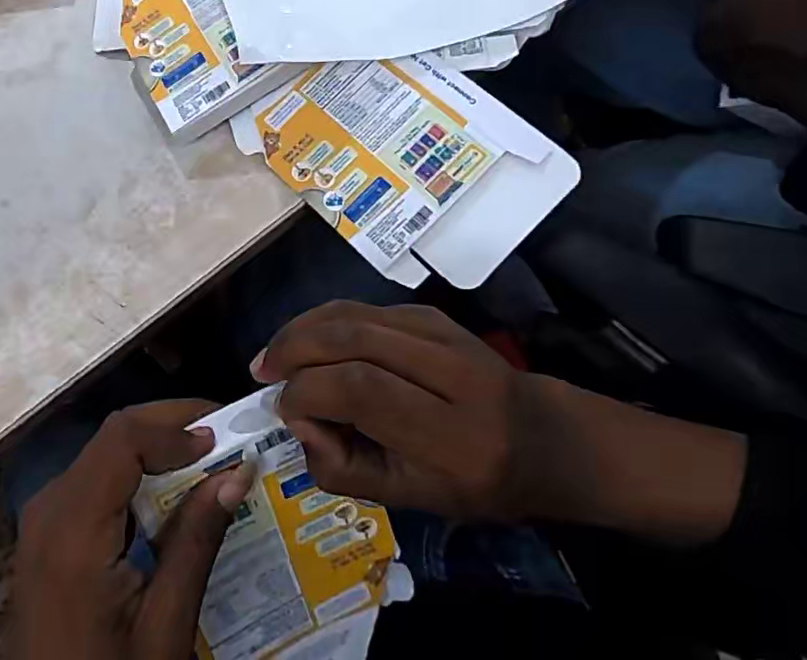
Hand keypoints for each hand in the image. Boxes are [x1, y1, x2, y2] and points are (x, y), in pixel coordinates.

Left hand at [8, 401, 252, 659]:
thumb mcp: (163, 629)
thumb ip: (195, 543)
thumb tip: (236, 473)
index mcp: (72, 527)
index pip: (122, 438)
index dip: (174, 426)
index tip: (225, 440)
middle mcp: (50, 505)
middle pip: (113, 438)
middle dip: (172, 430)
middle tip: (228, 440)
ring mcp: (43, 516)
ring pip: (106, 454)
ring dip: (158, 451)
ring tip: (210, 463)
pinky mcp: (48, 529)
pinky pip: (96, 481)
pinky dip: (137, 477)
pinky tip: (173, 495)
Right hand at [253, 301, 553, 521]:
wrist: (543, 436)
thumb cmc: (476, 482)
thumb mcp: (412, 499)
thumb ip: (343, 467)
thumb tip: (296, 418)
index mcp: (454, 433)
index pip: (361, 389)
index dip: (308, 393)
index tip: (284, 410)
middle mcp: (450, 370)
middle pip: (350, 337)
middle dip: (293, 349)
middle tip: (262, 370)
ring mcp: (440, 331)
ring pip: (349, 313)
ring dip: (300, 329)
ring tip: (275, 355)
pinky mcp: (428, 313)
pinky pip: (359, 308)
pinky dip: (322, 321)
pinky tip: (307, 343)